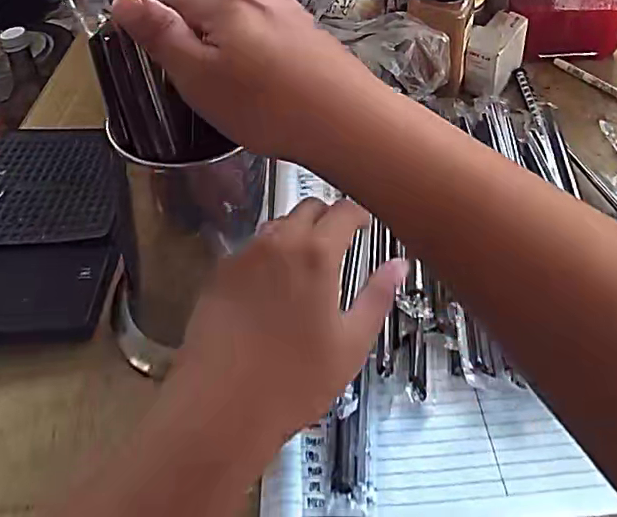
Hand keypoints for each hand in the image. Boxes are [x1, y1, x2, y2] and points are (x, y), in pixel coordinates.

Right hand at [110, 0, 392, 163]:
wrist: (344, 118)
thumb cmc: (263, 103)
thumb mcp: (197, 74)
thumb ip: (161, 34)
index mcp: (223, 1)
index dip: (147, 9)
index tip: (131, 24)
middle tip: (157, 9)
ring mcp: (286, 10)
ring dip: (211, 2)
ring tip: (196, 17)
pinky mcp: (306, 29)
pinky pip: (261, 14)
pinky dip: (240, 18)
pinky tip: (245, 36)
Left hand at [164, 198, 406, 446]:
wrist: (218, 410)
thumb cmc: (292, 382)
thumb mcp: (351, 344)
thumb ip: (378, 296)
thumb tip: (398, 265)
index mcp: (317, 253)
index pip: (345, 210)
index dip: (359, 213)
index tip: (365, 224)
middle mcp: (280, 242)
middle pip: (309, 207)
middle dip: (328, 218)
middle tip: (339, 243)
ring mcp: (245, 254)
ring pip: (279, 224)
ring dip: (297, 232)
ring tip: (306, 265)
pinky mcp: (219, 271)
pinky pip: (251, 248)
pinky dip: (268, 254)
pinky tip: (270, 286)